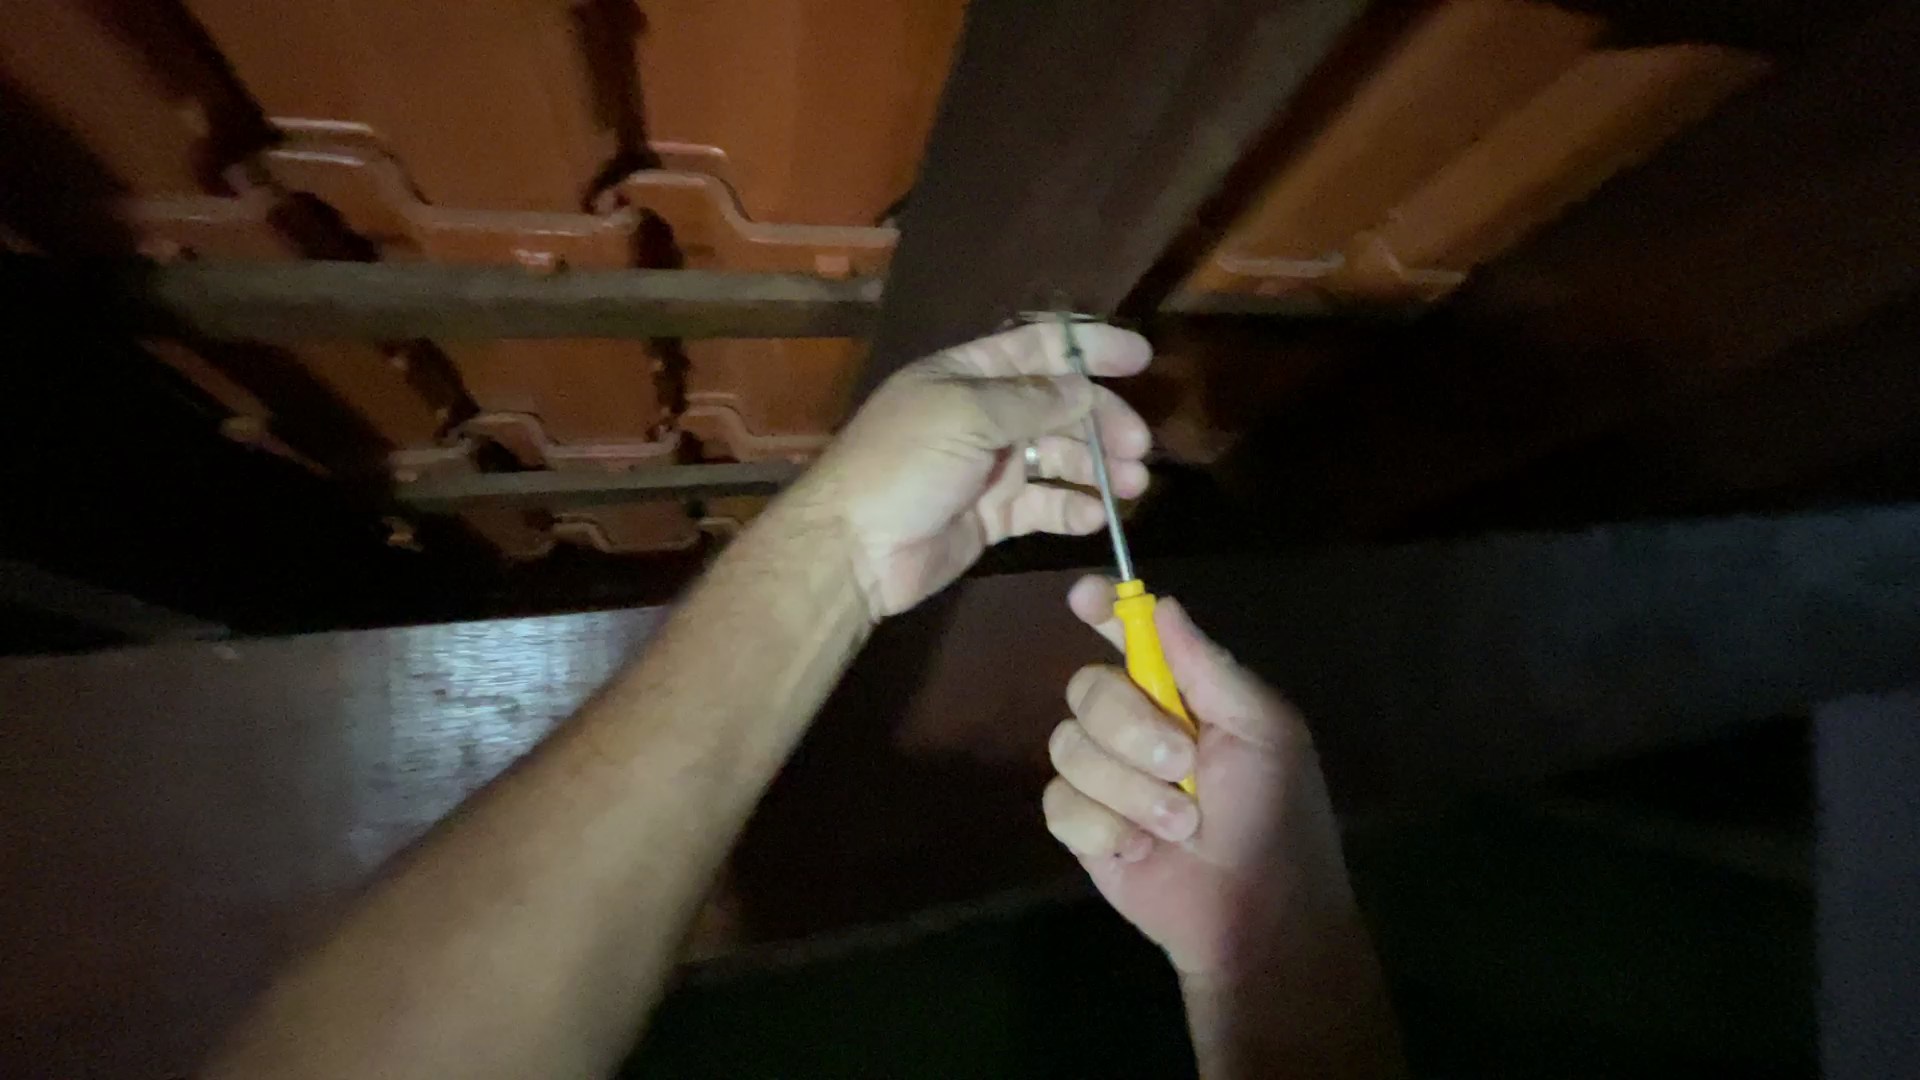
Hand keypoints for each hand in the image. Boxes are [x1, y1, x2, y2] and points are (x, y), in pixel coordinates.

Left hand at [797, 322, 1152, 618]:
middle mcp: (981, 416)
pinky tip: (1093, 517)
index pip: (1037, 349)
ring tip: (1131, 486)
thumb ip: (1030, 400)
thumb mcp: (965, 415)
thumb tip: (1084, 389)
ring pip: (1056, 459)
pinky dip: (1070, 509)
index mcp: (966, 375)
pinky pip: (1042, 506)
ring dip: (1095, 469)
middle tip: (1137, 447)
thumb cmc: (905, 463)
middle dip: (1100, 422)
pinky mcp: (992, 515)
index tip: (1139, 358)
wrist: (856, 548)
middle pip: (1057, 408)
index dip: (1089, 349)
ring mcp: (988, 469)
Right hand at [1043, 576, 1359, 984]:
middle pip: (1086, 687)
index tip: (1085, 597)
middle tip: (1183, 765)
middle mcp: (1129, 721)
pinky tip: (1138, 848)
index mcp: (1175, 690)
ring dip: (1128, 789)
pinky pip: (1059, 801)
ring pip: (1067, 745)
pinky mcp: (1079, 822)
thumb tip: (1162, 602)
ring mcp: (1100, 771)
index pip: (1126, 634)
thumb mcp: (1264, 731)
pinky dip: (1104, 826)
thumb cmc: (1273, 813)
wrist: (1256, 913)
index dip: (1102, 609)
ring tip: (1178, 824)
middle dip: (1132, 729)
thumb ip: (1209, 668)